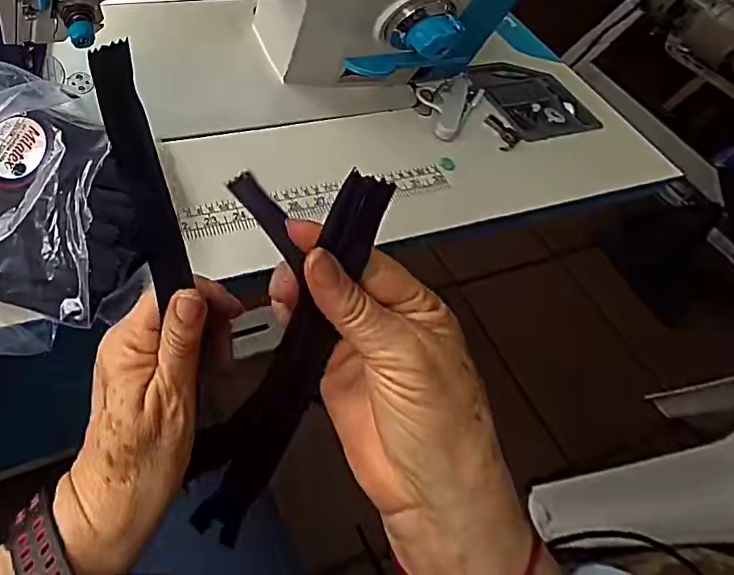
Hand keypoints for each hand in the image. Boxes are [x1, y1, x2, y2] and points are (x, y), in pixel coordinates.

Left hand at [52, 280, 241, 574]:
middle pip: (169, 304)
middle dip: (204, 321)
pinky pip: (163, 346)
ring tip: (210, 373)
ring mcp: (123, 354)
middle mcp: (119, 340)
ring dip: (198, 341)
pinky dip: (187, 356)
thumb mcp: (172, 399)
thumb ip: (181, 342)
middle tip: (221, 356)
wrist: (114, 501)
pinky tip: (196, 380)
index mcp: (126, 340)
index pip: (164, 289)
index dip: (201, 294)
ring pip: (170, 325)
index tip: (231, 311)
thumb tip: (190, 294)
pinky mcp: (130, 369)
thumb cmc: (141, 463)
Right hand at [270, 230, 550, 574]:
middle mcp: (383, 320)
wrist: (429, 500)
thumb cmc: (449, 437)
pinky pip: (302, 329)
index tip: (299, 232)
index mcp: (414, 308)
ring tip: (284, 295)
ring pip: (314, 299)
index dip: (331, 244)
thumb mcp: (404, 358)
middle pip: (334, 275)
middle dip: (306, 267)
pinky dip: (287, 317)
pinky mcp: (330, 365)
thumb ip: (355, 307)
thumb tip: (320, 262)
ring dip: (294, 290)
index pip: (365, 261)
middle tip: (288, 273)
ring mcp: (355, 343)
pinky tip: (284, 314)